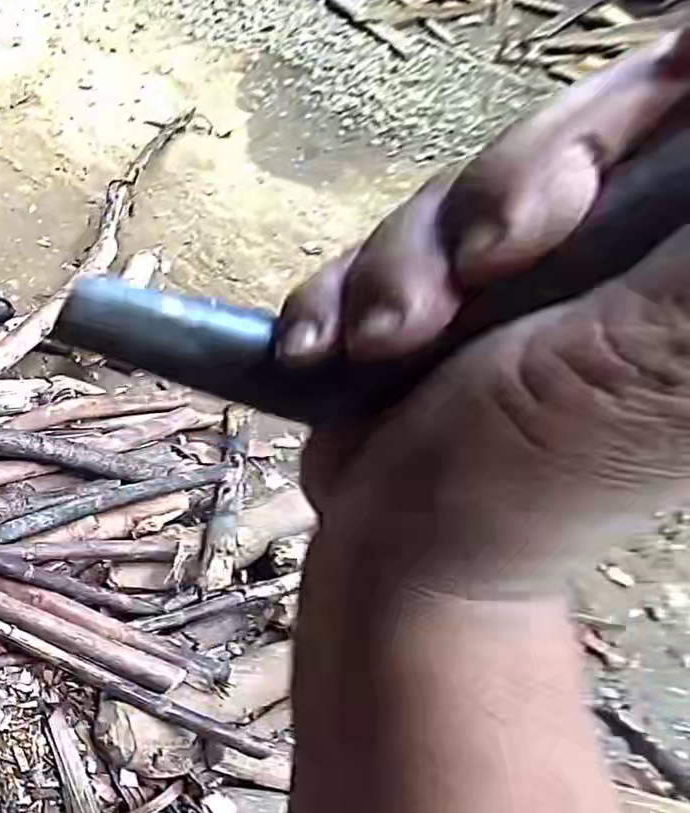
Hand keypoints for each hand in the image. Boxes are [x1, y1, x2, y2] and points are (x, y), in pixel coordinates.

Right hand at [278, 34, 689, 595]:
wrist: (391, 538)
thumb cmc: (528, 466)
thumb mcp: (658, 344)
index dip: (635, 111)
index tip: (567, 193)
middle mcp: (621, 240)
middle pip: (570, 130)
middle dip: (493, 199)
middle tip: (476, 273)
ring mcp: (507, 276)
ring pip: (441, 200)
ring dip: (387, 274)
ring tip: (378, 345)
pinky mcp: (410, 305)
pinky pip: (355, 260)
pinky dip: (324, 304)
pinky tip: (321, 352)